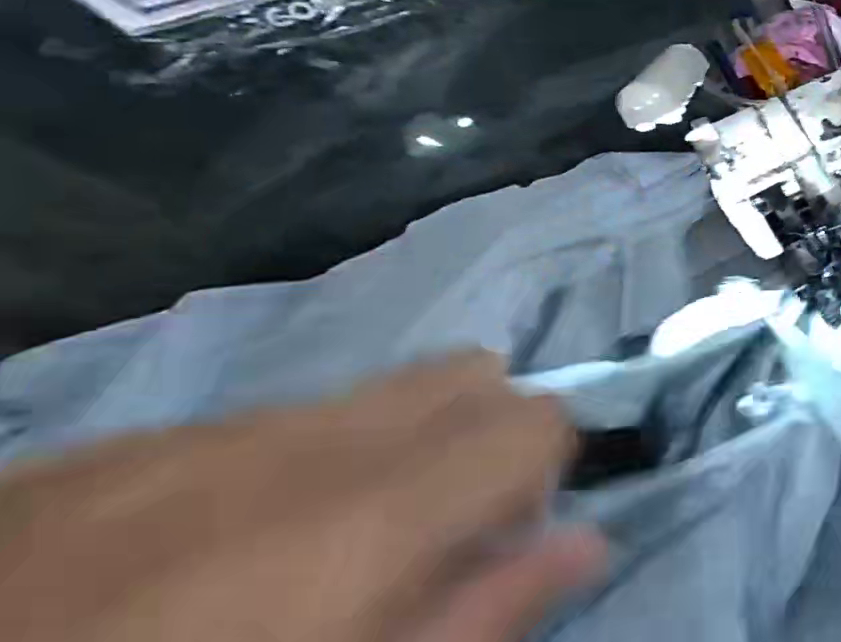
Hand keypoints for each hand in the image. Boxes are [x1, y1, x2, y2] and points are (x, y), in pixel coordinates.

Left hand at [0, 353, 603, 641]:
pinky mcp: (103, 452)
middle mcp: (309, 442)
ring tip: (315, 540)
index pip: (538, 418)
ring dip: (388, 446)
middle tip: (427, 529)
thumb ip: (486, 612)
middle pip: (470, 374)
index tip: (496, 541)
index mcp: (375, 511)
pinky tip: (194, 551)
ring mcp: (200, 436)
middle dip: (480, 433)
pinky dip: (280, 463)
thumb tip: (591, 538)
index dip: (542, 474)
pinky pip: (257, 422)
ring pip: (370, 392)